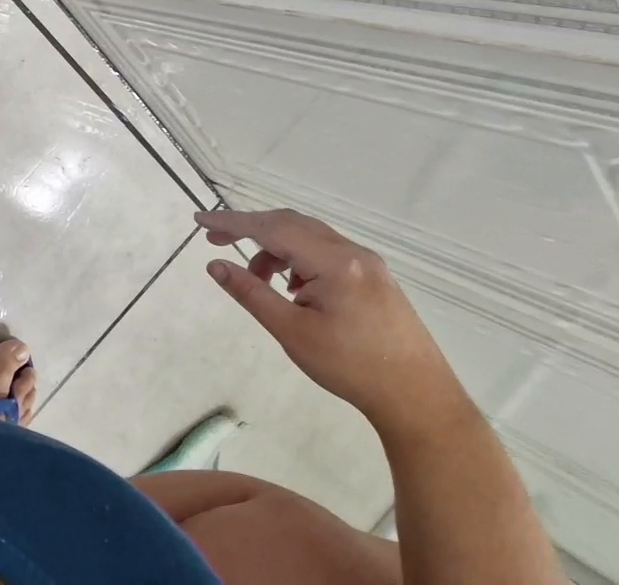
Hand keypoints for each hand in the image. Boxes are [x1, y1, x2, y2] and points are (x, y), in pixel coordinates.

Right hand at [197, 209, 472, 433]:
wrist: (419, 399)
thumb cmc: (351, 366)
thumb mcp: (291, 331)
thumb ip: (250, 292)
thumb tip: (215, 264)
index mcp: (335, 263)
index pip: (272, 229)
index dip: (232, 222)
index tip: (199, 220)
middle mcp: (354, 254)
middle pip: (290, 224)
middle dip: (249, 227)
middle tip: (214, 239)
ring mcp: (368, 266)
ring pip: (307, 237)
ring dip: (272, 247)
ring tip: (254, 276)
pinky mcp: (374, 280)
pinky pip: (324, 252)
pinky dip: (295, 258)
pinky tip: (290, 287)